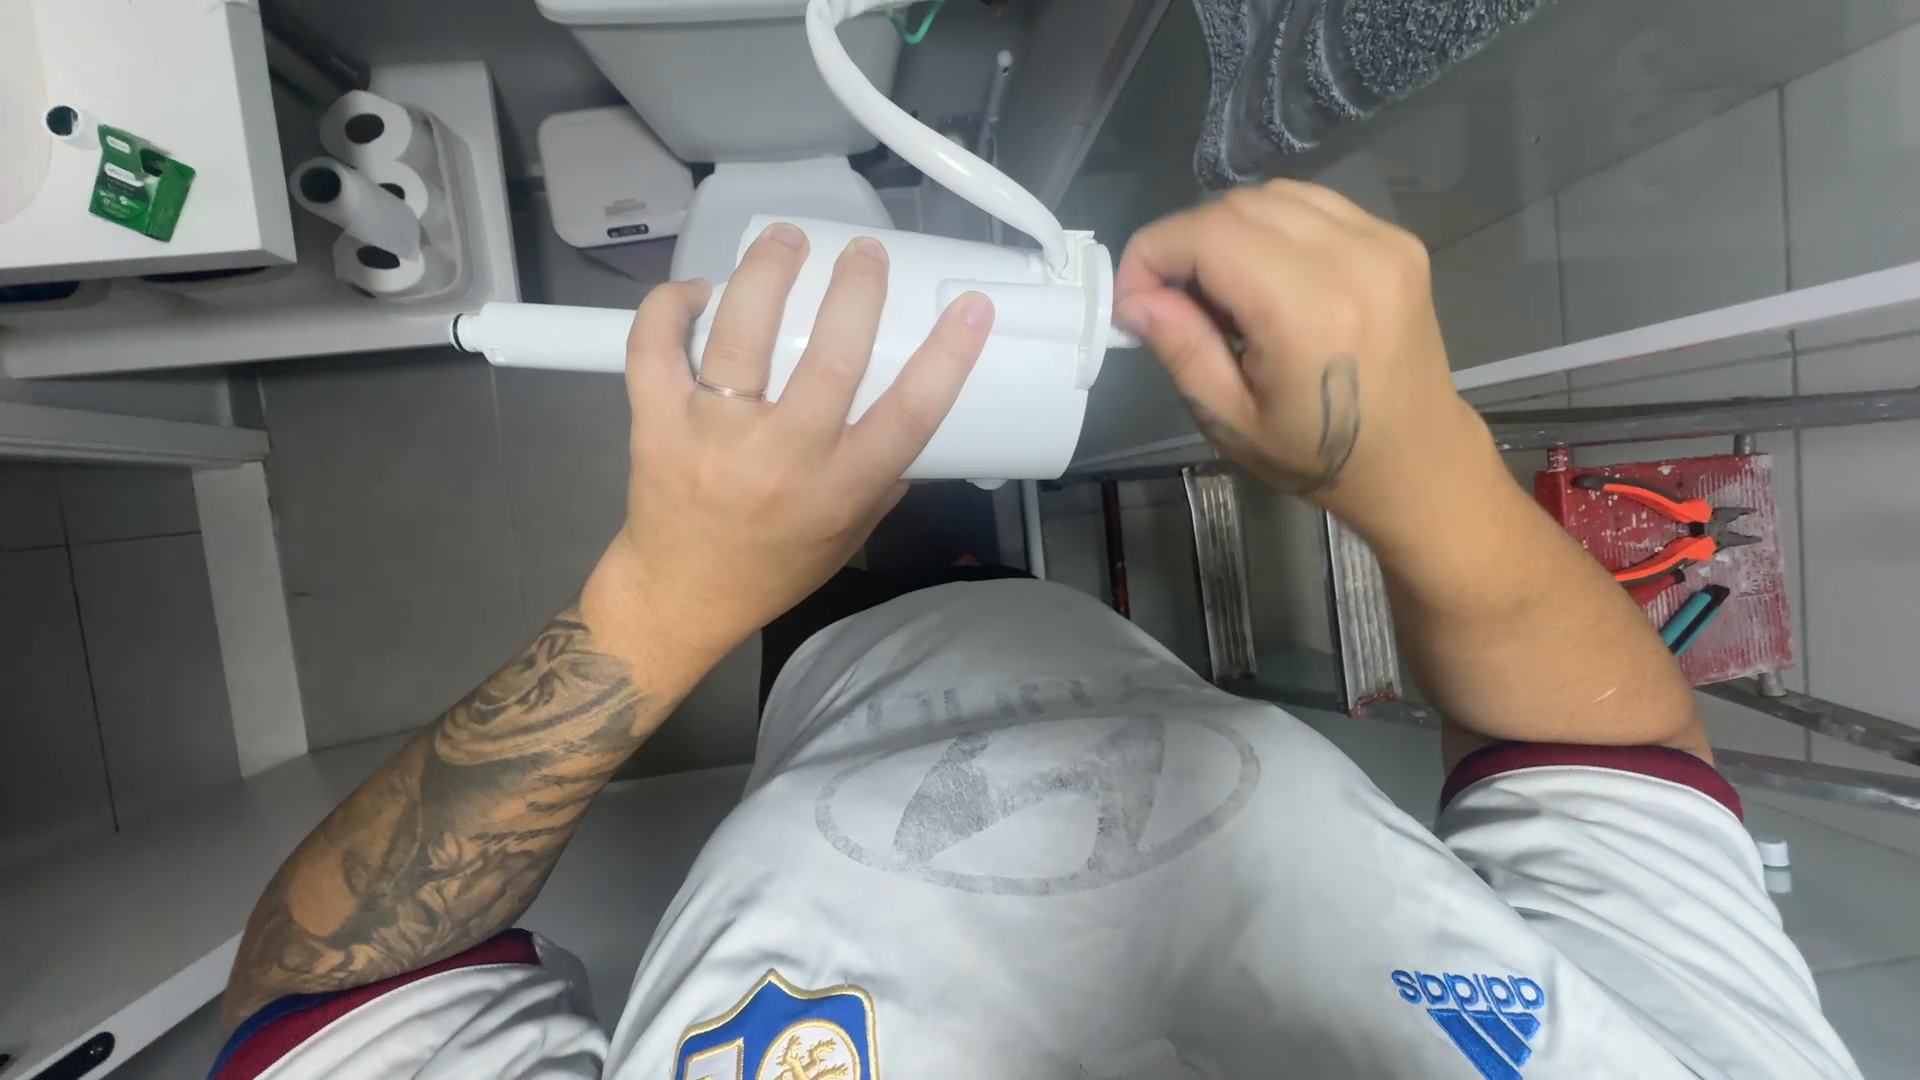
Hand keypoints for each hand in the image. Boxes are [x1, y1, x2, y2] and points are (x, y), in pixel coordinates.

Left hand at [581, 222, 993, 675]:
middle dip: (855, 290)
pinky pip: (654, 346)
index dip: (948, 354)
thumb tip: (908, 419)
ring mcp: (712, 437)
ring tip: (787, 240)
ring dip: (767, 273)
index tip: (970, 304)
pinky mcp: (655, 422)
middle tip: (864, 252)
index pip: (910, 415)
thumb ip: (883, 479)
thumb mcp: (850, 535)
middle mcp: (781, 459)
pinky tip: (700, 291)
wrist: (684, 595)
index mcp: (840, 490)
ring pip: (741, 335)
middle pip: (831, 357)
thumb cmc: (776, 568)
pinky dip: (671, 306)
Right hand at [1113, 180, 1490, 542]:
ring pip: (1270, 198)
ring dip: (1221, 233)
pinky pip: (1308, 206)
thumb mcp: (1229, 419)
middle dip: (1182, 244)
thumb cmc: (1314, 456)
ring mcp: (1382, 240)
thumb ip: (1180, 349)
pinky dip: (1265, 229)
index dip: (1152, 254)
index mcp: (1309, 311)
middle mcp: (1352, 257)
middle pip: (1235, 208)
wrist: (1412, 461)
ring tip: (1213, 293)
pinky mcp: (1394, 239)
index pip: (1208, 235)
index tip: (1131, 300)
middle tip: (1166, 302)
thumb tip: (1133, 299)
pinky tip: (1258, 277)